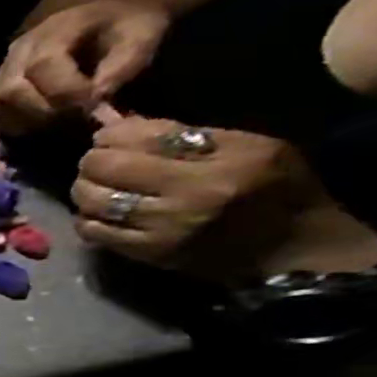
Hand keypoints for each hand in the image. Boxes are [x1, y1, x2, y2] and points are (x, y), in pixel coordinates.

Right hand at [0, 0, 169, 135]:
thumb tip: (97, 98)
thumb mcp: (142, 31)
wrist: (94, 10)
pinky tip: (43, 126)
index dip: (67, 91)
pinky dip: (15, 127)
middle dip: (45, 112)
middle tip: (78, 118)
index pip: (43, 66)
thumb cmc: (120, 22)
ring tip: (62, 124)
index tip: (96, 105)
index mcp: (52, 32)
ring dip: (28, 124)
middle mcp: (15, 54)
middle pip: (10, 93)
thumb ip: (125, 63)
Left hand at [71, 118, 376, 277]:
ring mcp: (164, 226)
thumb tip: (120, 125)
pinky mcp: (146, 252)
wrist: (292, 246)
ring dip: (83, 189)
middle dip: (93, 160)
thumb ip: (186, 134)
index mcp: (226, 160)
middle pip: (107, 167)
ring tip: (94, 185)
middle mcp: (192, 193)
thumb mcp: (251, 148)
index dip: (113, 134)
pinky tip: (98, 212)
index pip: (146, 138)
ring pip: (92, 199)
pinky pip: (92, 230)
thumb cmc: (275, 189)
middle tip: (97, 162)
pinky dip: (86, 218)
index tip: (107, 137)